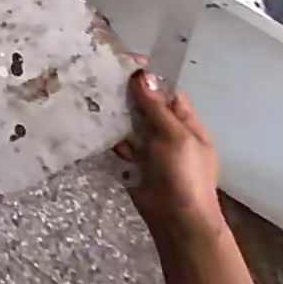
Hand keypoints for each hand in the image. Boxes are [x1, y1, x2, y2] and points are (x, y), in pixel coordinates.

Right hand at [115, 70, 225, 242]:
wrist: (178, 221)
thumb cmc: (185, 175)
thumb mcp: (175, 137)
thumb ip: (156, 106)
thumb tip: (142, 74)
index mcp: (187, 125)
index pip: (168, 91)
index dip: (150, 76)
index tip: (126, 62)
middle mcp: (169, 132)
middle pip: (145, 104)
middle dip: (127, 93)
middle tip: (102, 79)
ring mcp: (152, 147)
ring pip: (129, 121)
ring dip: (116, 114)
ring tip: (95, 100)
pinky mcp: (135, 161)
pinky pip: (120, 140)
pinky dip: (112, 136)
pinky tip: (99, 130)